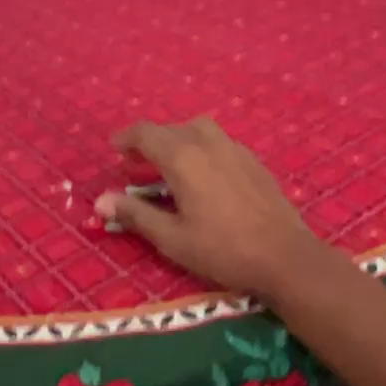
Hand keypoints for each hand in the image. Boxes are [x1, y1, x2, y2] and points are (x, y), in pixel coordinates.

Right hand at [96, 119, 338, 297]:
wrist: (284, 256)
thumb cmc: (222, 249)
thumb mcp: (171, 238)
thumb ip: (136, 214)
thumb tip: (101, 201)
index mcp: (183, 157)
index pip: (146, 133)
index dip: (125, 139)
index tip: (113, 150)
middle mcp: (208, 143)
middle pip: (171, 129)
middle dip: (149, 142)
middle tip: (135, 164)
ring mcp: (235, 149)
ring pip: (198, 130)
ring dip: (178, 141)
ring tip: (169, 166)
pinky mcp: (254, 161)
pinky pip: (219, 142)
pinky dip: (201, 149)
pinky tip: (204, 176)